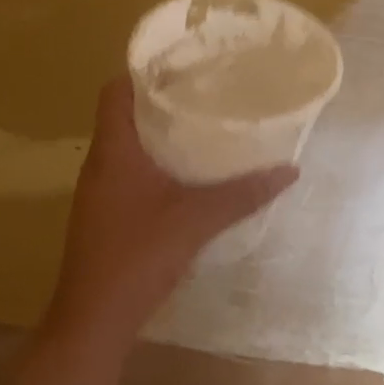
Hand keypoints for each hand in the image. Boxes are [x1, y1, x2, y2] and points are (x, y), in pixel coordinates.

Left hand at [44, 77, 299, 336]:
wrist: (94, 320)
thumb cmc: (137, 256)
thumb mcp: (196, 220)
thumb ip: (241, 194)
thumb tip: (289, 170)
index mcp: (113, 150)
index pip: (115, 90)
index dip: (143, 71)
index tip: (181, 64)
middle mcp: (100, 163)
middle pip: (124, 115)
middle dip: (160, 102)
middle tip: (204, 93)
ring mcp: (98, 191)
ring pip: (127, 146)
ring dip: (158, 135)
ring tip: (201, 127)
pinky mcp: (104, 216)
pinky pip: (128, 173)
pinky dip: (154, 164)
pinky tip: (185, 177)